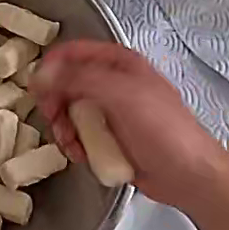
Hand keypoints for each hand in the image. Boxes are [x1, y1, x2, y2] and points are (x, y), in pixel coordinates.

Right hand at [32, 40, 228, 213]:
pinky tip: (80, 154)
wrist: (190, 176)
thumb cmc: (165, 131)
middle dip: (54, 101)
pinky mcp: (106, 137)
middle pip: (64, 82)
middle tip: (53, 118)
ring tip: (70, 142)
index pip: (73, 52)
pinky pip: (77, 134)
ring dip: (62, 126)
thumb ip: (80, 78)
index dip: (51, 66)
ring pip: (67, 111)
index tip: (38, 87)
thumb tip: (42, 73)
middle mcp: (111, 82)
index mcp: (118, 63)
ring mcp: (109, 111)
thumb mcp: (122, 95)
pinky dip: (72, 143)